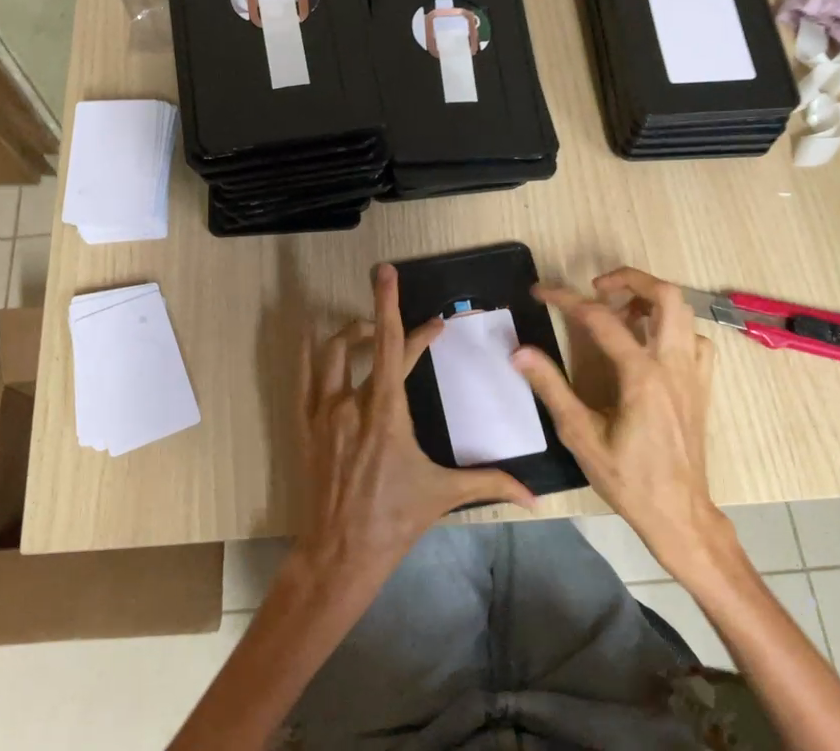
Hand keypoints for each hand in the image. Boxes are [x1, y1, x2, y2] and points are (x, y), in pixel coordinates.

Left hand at [296, 265, 535, 578]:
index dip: (399, 310)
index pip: (394, 346)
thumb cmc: (395, 520)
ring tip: (367, 332)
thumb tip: (536, 496)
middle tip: (403, 326)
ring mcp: (323, 413)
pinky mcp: (305, 426)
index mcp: (386, 412)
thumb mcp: (444, 495)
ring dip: (349, 334)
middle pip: (364, 343)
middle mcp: (352, 403)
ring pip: (330, 353)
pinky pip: (302, 377)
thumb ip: (491, 483)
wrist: (340, 551)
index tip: (408, 289)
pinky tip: (314, 337)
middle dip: (383, 321)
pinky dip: (309, 351)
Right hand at [514, 267, 730, 578]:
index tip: (540, 293)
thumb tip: (520, 352)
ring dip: (651, 300)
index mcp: (641, 375)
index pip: (599, 318)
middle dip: (629, 278)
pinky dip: (673, 328)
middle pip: (664, 295)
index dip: (565, 298)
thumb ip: (551, 388)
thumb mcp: (580, 435)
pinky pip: (695, 339)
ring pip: (684, 312)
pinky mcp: (702, 385)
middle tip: (596, 286)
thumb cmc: (628, 478)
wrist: (678, 513)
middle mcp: (673, 364)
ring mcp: (694, 373)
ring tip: (620, 310)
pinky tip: (650, 343)